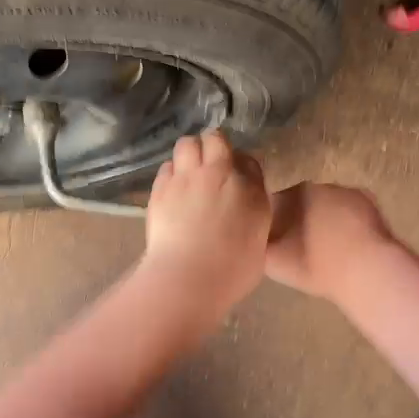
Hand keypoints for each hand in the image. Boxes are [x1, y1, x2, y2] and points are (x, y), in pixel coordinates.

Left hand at [141, 131, 272, 309]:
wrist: (189, 277)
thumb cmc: (231, 273)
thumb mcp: (257, 244)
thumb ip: (252, 217)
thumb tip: (242, 211)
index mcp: (252, 191)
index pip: (248, 161)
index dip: (240, 165)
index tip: (235, 176)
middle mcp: (221, 175)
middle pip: (216, 139)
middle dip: (212, 146)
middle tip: (209, 164)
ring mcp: (188, 177)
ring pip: (186, 144)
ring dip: (189, 153)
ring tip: (187, 170)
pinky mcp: (161, 188)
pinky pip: (166, 167)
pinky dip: (170, 173)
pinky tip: (171, 189)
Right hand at [265, 183, 395, 299]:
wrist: (366, 272)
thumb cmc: (314, 266)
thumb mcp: (271, 261)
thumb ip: (258, 243)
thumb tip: (252, 237)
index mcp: (290, 195)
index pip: (272, 204)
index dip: (271, 223)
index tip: (274, 242)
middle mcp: (317, 185)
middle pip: (300, 201)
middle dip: (299, 218)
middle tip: (300, 246)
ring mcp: (346, 190)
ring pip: (327, 203)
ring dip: (325, 219)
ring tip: (327, 246)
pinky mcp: (369, 200)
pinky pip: (351, 208)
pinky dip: (349, 221)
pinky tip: (349, 242)